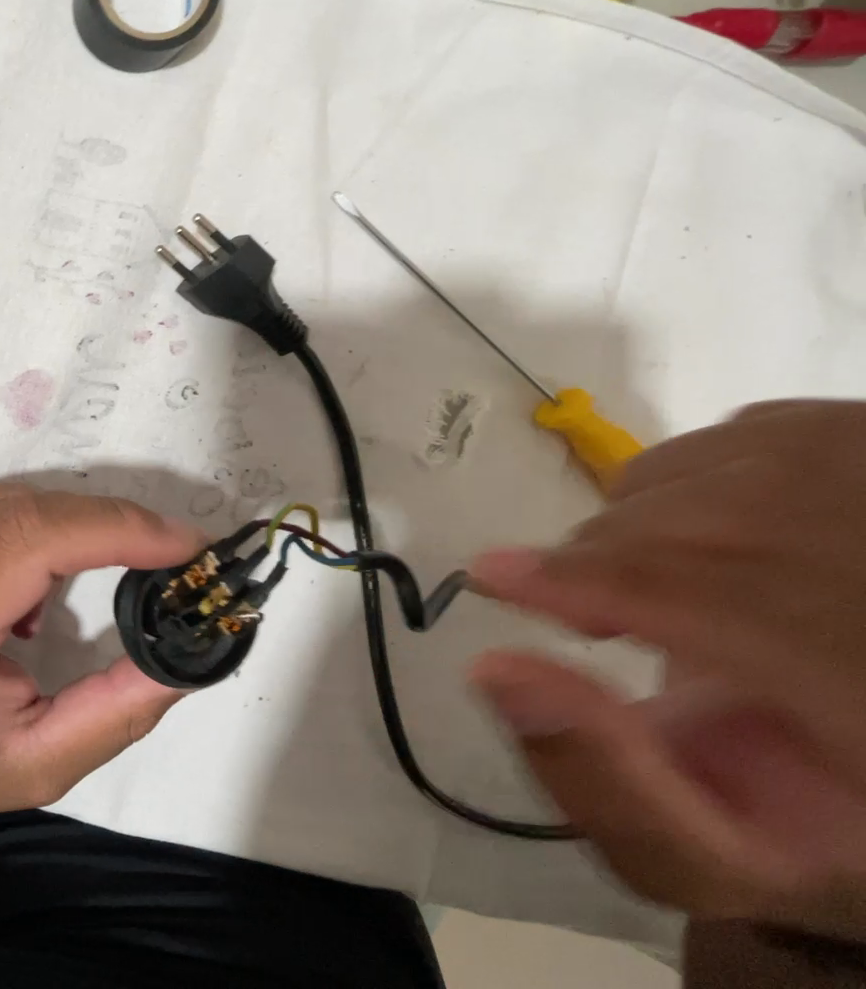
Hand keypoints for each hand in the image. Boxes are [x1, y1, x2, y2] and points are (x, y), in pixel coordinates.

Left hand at [0, 484, 204, 822]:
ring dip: (64, 532)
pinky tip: (14, 593)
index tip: (187, 547)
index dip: (121, 526)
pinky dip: (19, 531)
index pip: (39, 535)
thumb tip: (177, 662)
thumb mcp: (24, 767)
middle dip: (110, 527)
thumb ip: (110, 715)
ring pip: (8, 498)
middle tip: (161, 567)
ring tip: (73, 599)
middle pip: (32, 507)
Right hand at [469, 400, 865, 939]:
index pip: (736, 610)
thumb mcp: (709, 862)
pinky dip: (687, 468)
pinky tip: (683, 527)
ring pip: (743, 462)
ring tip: (624, 571)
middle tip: (566, 599)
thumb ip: (601, 783)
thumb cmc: (803, 836)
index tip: (488, 577)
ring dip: (638, 510)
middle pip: (732, 521)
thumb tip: (493, 668)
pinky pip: (771, 429)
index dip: (594, 583)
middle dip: (608, 552)